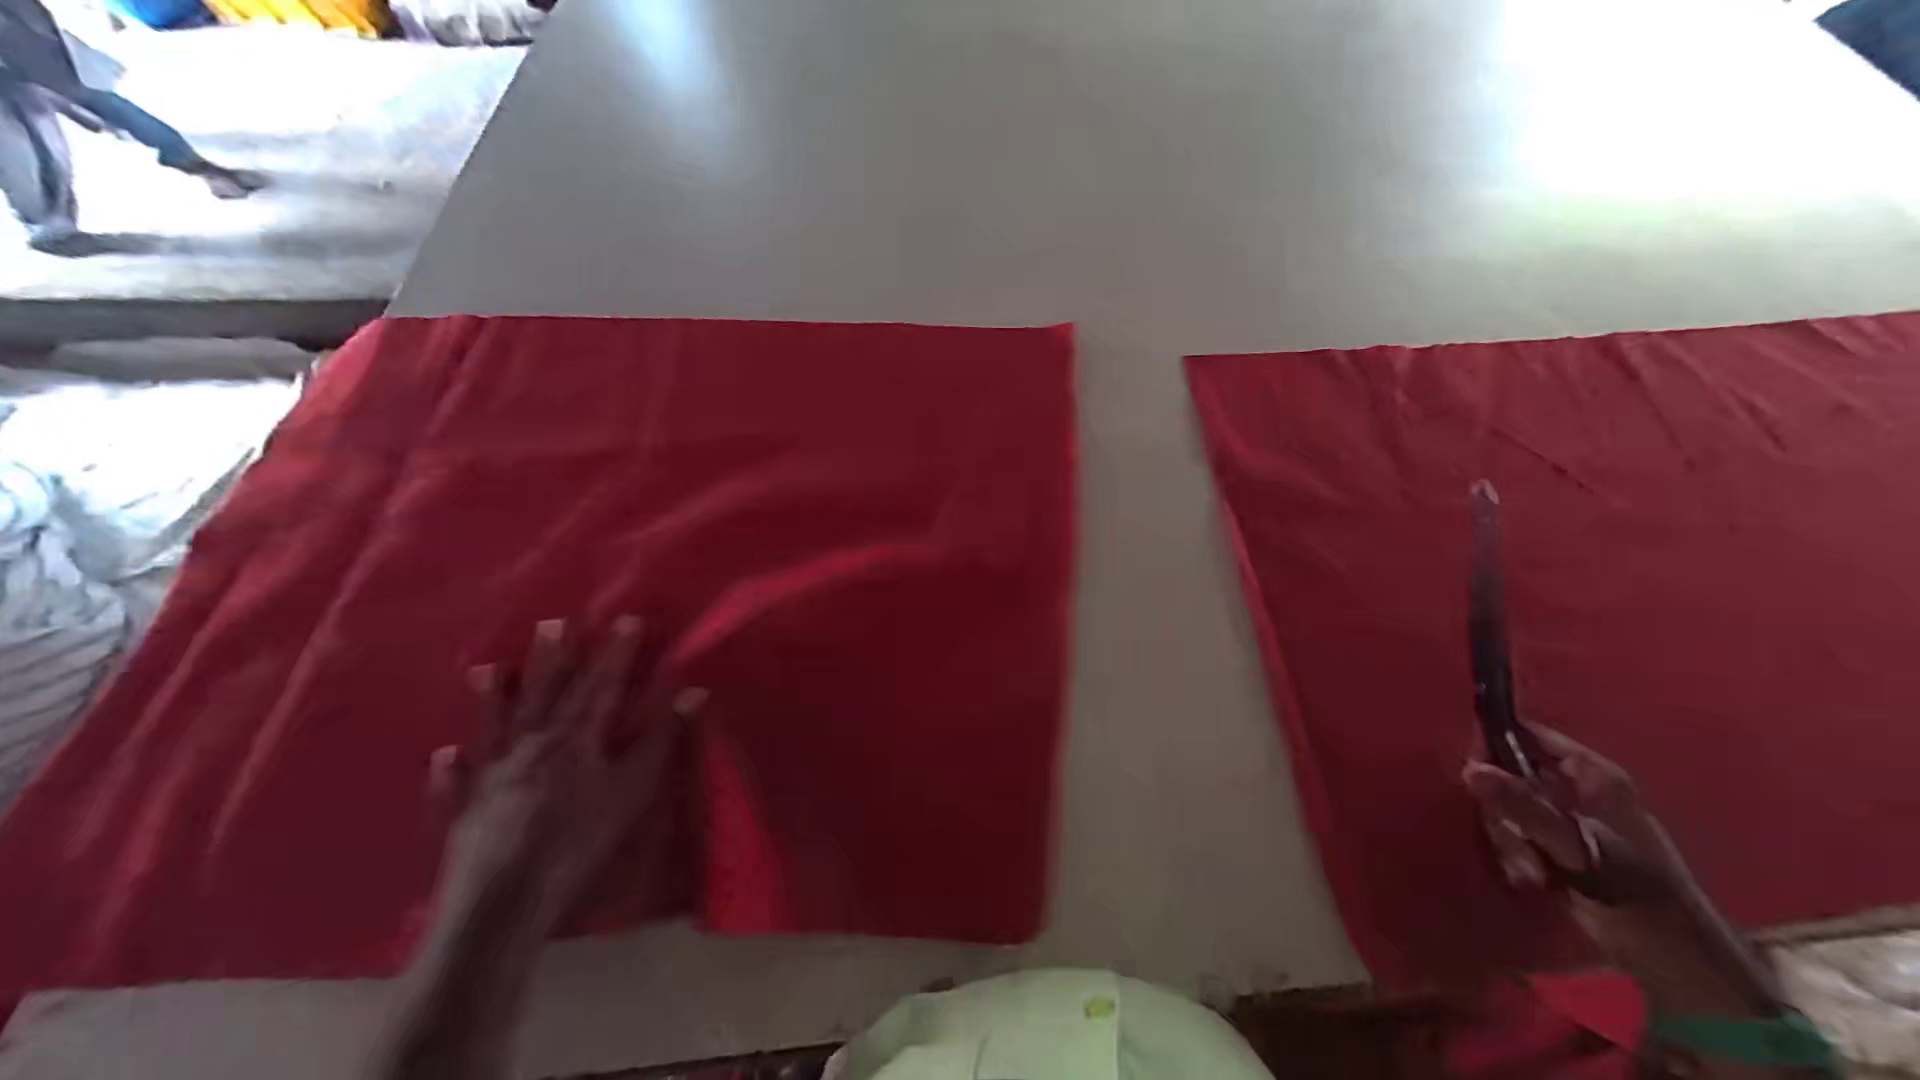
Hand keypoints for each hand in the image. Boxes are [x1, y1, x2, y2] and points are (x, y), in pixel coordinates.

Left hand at [429, 616, 701, 931]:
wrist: (504, 901)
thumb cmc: (579, 842)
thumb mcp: (633, 789)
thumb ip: (661, 738)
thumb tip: (692, 691)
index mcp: (575, 739)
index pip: (601, 686)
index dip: (616, 654)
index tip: (627, 620)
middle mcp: (530, 747)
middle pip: (545, 695)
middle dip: (555, 658)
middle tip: (555, 622)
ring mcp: (492, 778)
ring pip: (496, 727)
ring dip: (494, 696)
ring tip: (488, 667)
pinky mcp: (465, 813)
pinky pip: (458, 783)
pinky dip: (452, 767)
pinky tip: (444, 754)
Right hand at [1463, 725, 1779, 1014]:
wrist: (1683, 969)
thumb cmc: (1641, 899)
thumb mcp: (1580, 850)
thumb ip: (1525, 807)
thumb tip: (1469, 768)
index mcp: (1596, 777)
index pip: (1532, 734)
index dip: (1497, 740)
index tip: (1470, 764)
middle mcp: (1582, 792)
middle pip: (1513, 774)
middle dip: (1503, 808)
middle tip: (1508, 836)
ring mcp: (1573, 822)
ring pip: (1511, 809)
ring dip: (1510, 840)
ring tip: (1529, 871)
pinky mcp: (1566, 851)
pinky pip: (1520, 836)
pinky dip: (1518, 856)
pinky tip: (1531, 880)